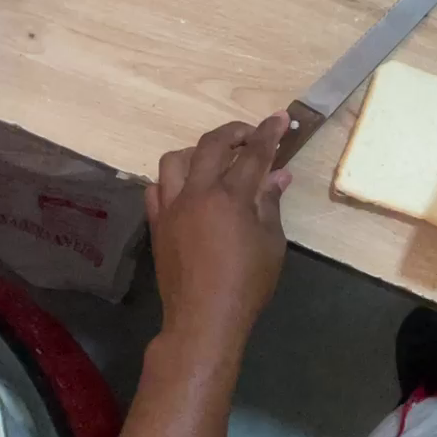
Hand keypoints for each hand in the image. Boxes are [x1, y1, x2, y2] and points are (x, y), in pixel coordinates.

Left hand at [146, 113, 291, 350]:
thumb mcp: (271, 242)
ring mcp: (172, 207)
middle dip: (234, 132)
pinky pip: (157, 188)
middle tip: (251, 134)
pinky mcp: (158, 224)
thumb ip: (270, 203)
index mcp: (231, 197)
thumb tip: (279, 175)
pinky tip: (189, 188)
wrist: (204, 318)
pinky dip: (174, 180)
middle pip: (212, 145)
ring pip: (176, 160)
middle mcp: (197, 193)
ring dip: (198, 151)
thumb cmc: (248, 283)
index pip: (254, 154)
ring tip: (216, 159)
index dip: (269, 133)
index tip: (279, 118)